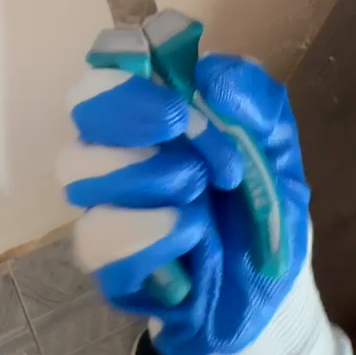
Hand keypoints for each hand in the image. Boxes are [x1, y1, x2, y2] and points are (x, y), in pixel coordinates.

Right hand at [58, 55, 351, 354]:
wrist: (272, 287)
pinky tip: (190, 240)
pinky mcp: (101, 257)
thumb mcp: (275, 141)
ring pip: (80, 169)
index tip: (177, 105)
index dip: (126, 77)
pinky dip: (149, 234)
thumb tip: (208, 73)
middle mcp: (109, 142)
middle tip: (188, 141)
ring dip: (149, 178)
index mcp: (145, 104)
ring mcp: (99, 198)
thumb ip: (252, 97)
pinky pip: (96, 235)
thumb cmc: (261, 198)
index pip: (103, 67)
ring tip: (200, 198)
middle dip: (136, 118)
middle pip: (81, 107)